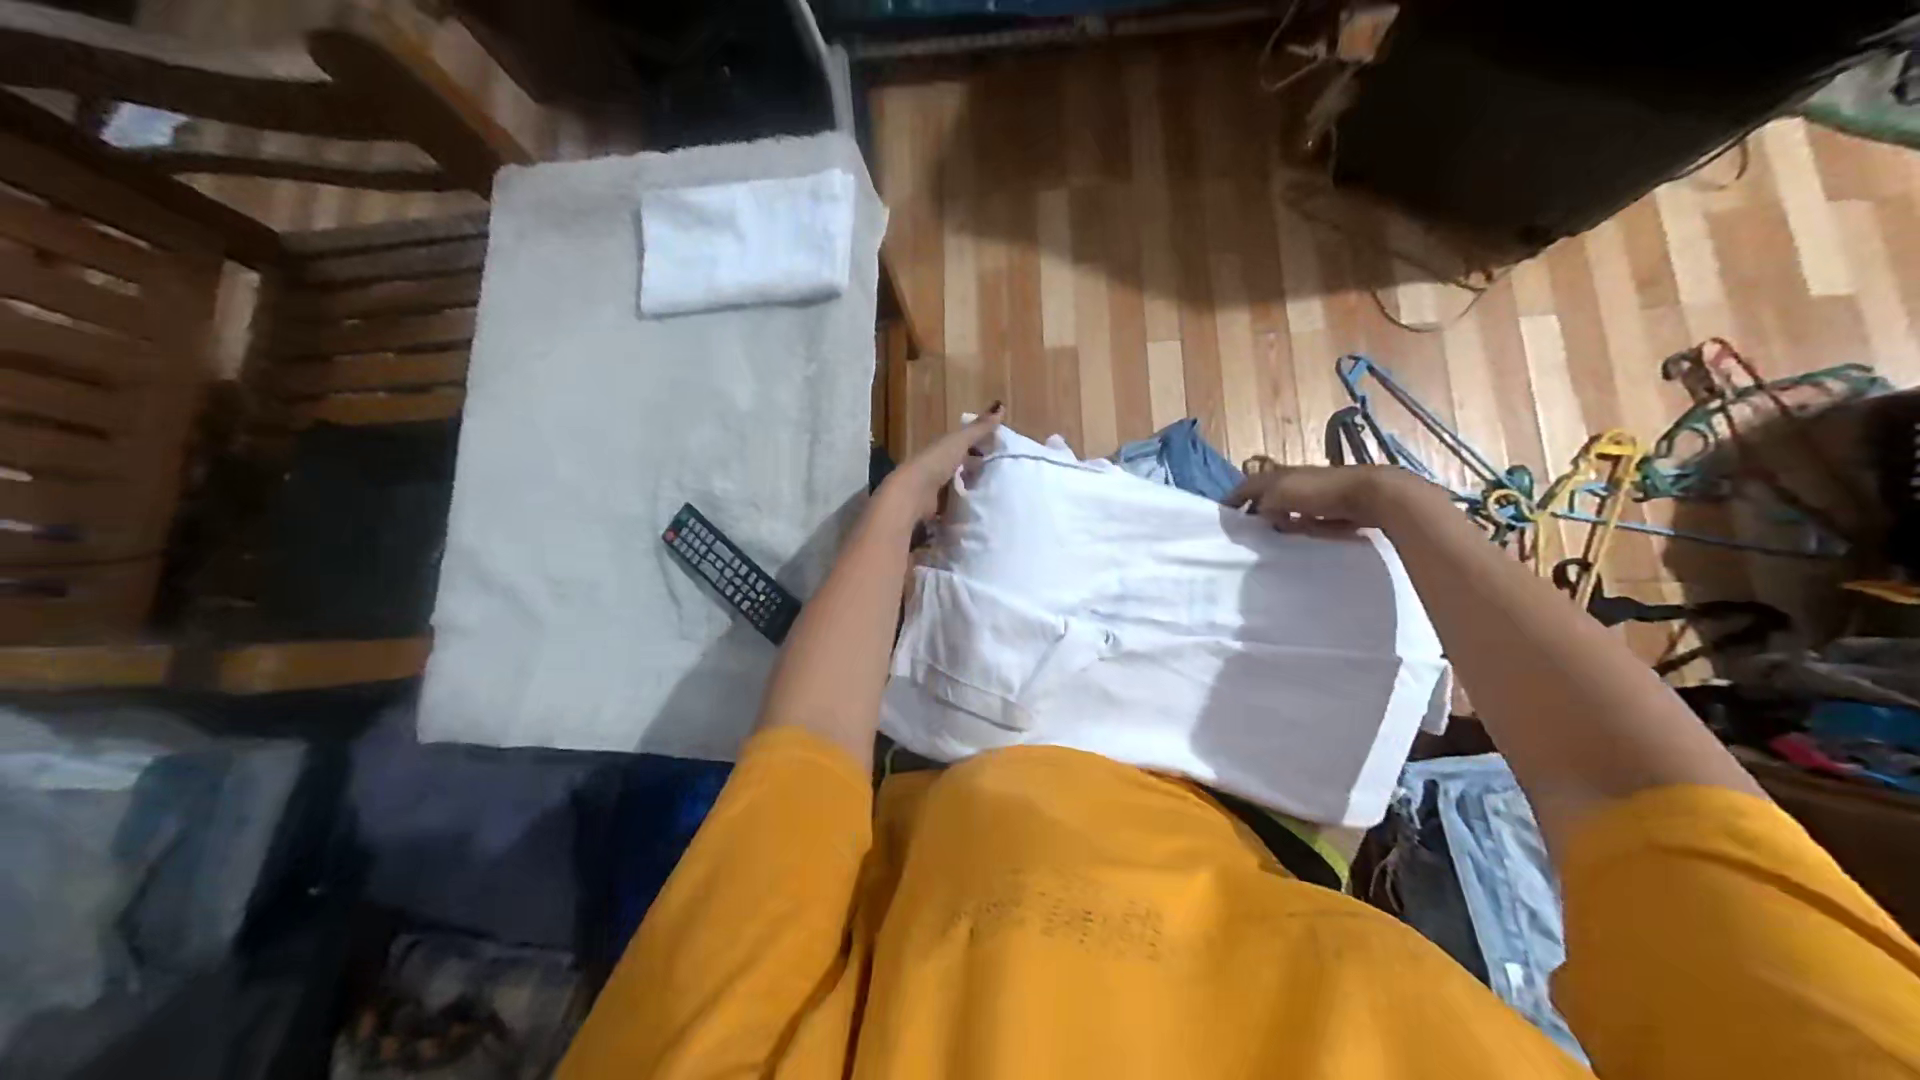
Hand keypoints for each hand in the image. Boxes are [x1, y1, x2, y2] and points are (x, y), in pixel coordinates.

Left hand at [875, 403, 1004, 521]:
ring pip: (957, 487)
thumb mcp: (959, 441)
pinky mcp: (934, 509)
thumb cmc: (935, 463)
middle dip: (976, 470)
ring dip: (970, 489)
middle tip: (999, 476)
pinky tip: (977, 511)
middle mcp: (936, 467)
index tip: (998, 452)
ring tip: (993, 494)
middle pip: (960, 466)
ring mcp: (934, 490)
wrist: (912, 494)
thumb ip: (979, 428)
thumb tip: (1000, 405)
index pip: (963, 445)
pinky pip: (953, 506)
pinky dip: (963, 507)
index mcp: (941, 448)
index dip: (979, 446)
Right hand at [1225, 463, 1429, 532]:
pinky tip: (1297, 540)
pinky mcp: (1333, 511)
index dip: (1234, 499)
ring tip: (1267, 539)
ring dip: (1277, 521)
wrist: (1372, 496)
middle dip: (1255, 510)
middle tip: (1244, 530)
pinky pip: (1307, 521)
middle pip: (1267, 497)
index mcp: (1278, 476)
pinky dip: (1299, 528)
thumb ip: (1262, 503)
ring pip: (1286, 510)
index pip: (1248, 486)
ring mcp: (1314, 496)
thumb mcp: (1280, 493)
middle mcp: (1294, 483)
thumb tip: (1256, 514)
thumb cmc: (1320, 492)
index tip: (1223, 516)